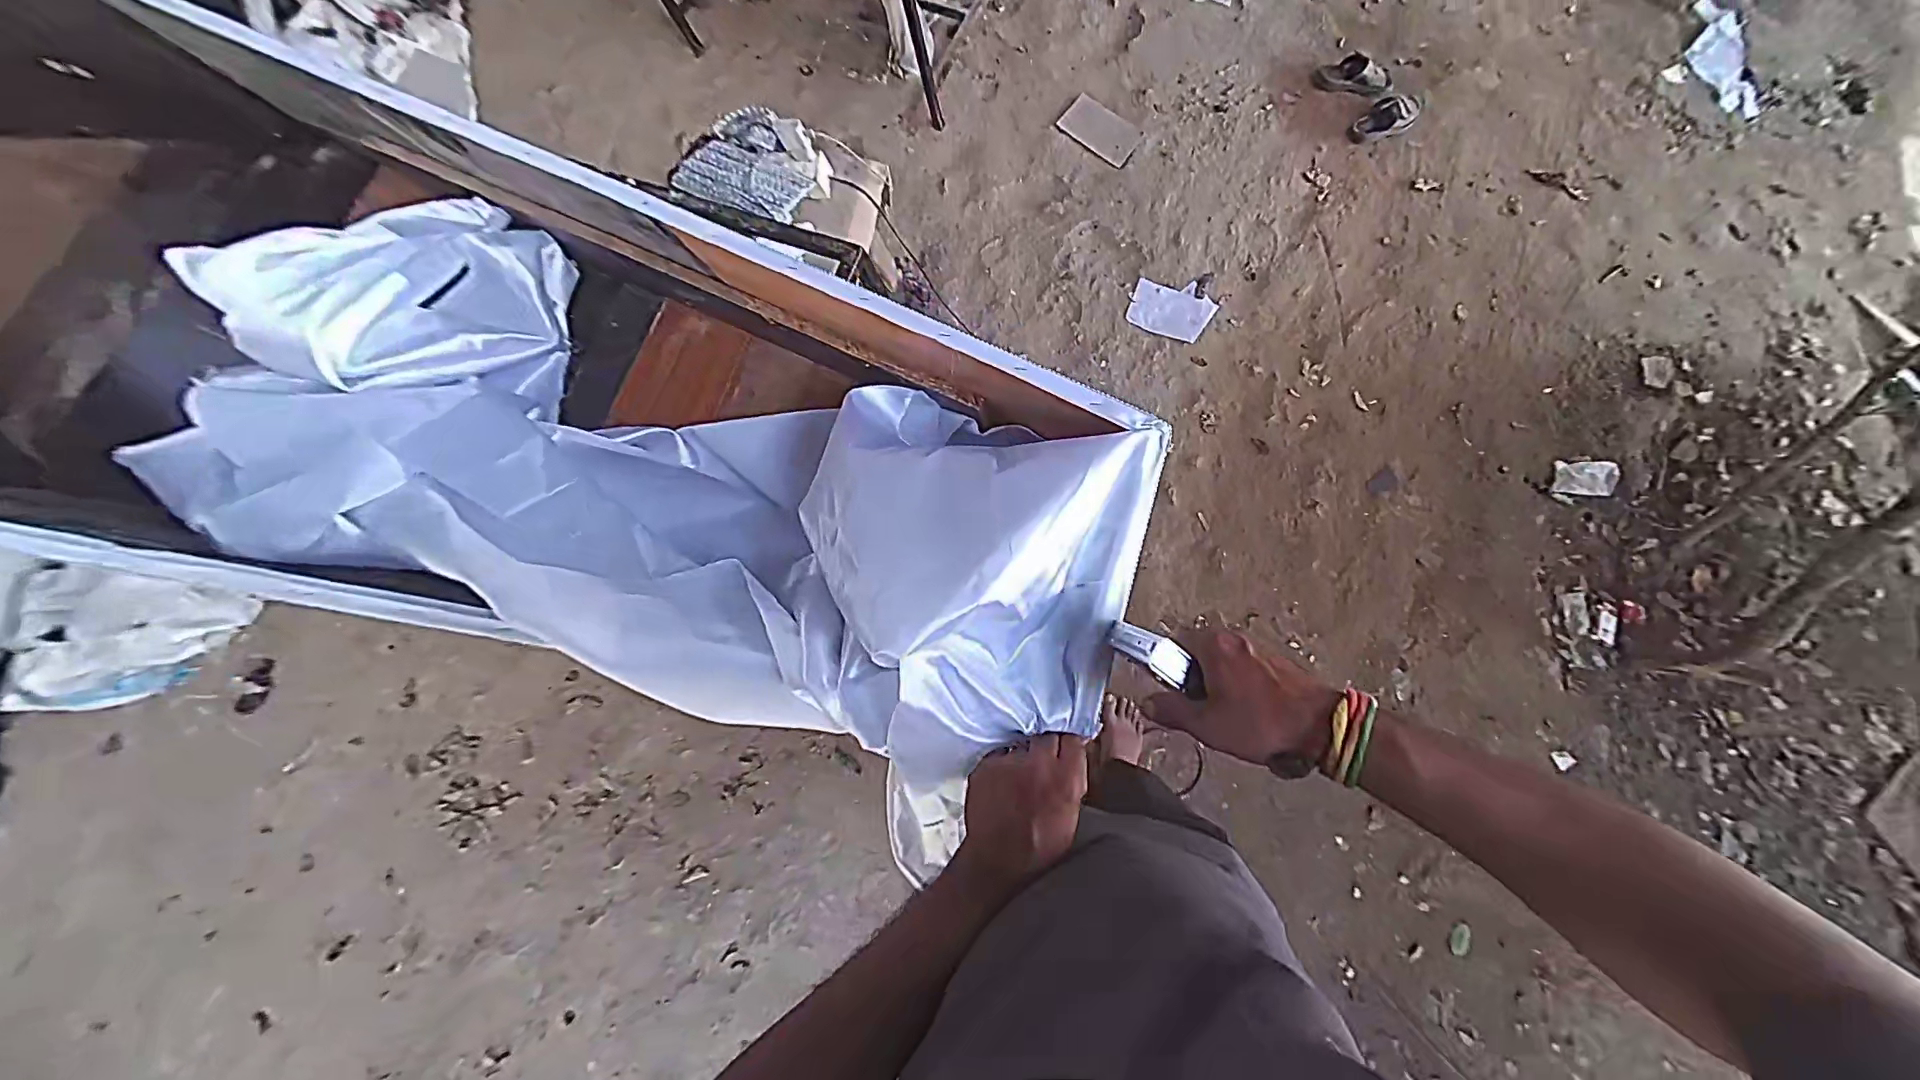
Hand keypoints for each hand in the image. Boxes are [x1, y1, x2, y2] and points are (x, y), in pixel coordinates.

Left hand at [951, 734, 1087, 893]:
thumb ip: (1072, 782)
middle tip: (1041, 761)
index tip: (1064, 745)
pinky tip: (1001, 784)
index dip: (1068, 741)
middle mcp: (1039, 764)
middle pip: (1046, 735)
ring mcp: (1010, 762)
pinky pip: (998, 756)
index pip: (1072, 738)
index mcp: (1066, 778)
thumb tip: (1073, 761)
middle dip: (1046, 744)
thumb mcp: (1070, 815)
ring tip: (1018, 777)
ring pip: (1020, 744)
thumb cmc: (1039, 847)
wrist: (998, 861)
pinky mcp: (987, 765)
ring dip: (1022, 754)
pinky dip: (1001, 765)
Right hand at [1142, 630, 1341, 766]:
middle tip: (1200, 709)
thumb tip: (1149, 703)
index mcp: (1213, 646)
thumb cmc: (1265, 724)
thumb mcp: (1207, 725)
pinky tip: (1249, 714)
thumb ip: (1172, 711)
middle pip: (1196, 653)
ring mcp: (1257, 649)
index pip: (1171, 643)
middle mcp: (1235, 639)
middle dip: (1193, 680)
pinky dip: (1239, 688)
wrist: (1322, 728)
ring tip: (1227, 716)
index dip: (1167, 670)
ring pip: (1221, 663)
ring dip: (1217, 686)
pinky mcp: (1275, 662)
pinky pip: (1243, 670)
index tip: (1173, 693)